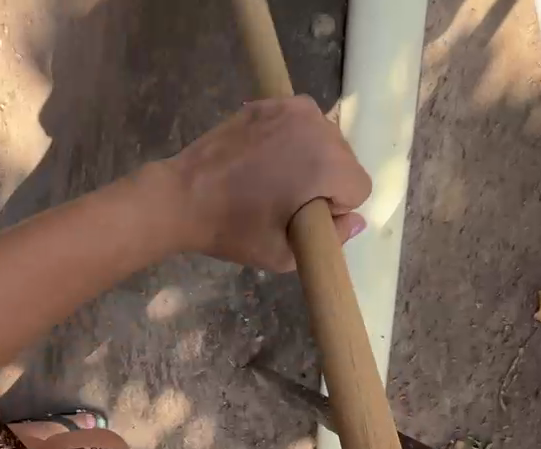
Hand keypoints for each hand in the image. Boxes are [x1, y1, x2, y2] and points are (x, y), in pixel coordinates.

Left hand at [158, 95, 369, 271]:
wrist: (182, 197)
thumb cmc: (231, 229)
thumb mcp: (282, 253)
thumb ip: (329, 241)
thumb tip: (354, 222)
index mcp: (327, 163)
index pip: (358, 188)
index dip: (334, 210)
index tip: (302, 219)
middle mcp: (318, 126)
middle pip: (344, 160)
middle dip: (324, 183)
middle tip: (283, 203)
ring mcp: (292, 108)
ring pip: (323, 140)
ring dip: (308, 161)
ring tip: (271, 182)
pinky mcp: (269, 103)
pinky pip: (298, 125)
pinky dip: (289, 143)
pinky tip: (261, 162)